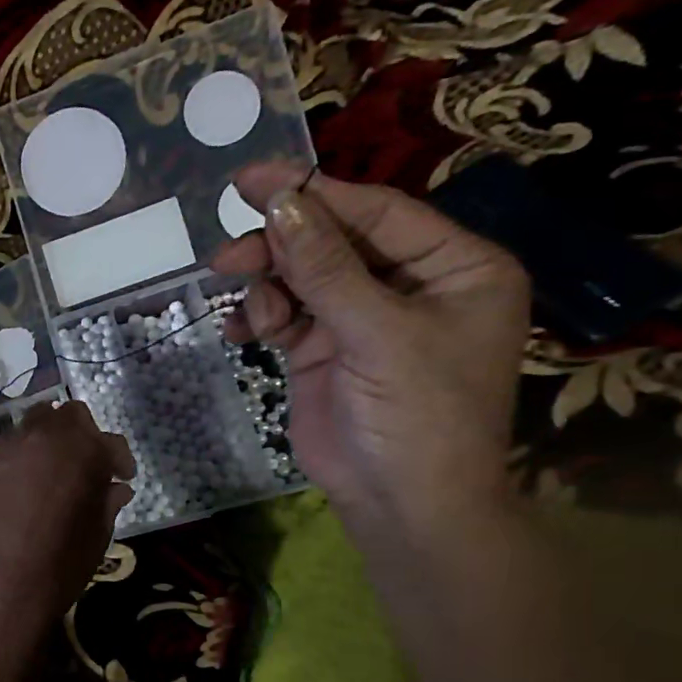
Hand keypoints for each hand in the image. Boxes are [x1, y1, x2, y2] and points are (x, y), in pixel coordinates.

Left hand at [0, 401, 134, 620]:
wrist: (9, 582)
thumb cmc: (65, 558)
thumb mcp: (100, 529)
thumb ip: (109, 498)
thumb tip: (118, 487)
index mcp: (83, 449)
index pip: (110, 442)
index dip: (120, 460)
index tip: (123, 477)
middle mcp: (46, 436)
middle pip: (70, 415)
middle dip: (84, 434)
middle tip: (90, 462)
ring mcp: (13, 447)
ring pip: (36, 420)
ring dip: (52, 435)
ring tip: (59, 463)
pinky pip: (12, 442)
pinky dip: (25, 449)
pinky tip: (31, 475)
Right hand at [211, 163, 530, 538]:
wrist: (399, 502)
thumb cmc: (419, 415)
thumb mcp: (380, 335)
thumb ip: (327, 270)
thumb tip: (281, 207)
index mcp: (454, 267)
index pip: (377, 214)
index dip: (315, 195)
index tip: (252, 180)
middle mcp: (407, 285)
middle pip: (332, 244)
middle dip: (280, 248)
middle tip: (227, 255)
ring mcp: (360, 321)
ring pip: (301, 280)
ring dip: (267, 288)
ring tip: (246, 312)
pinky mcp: (321, 352)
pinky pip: (283, 318)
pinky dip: (259, 319)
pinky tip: (243, 331)